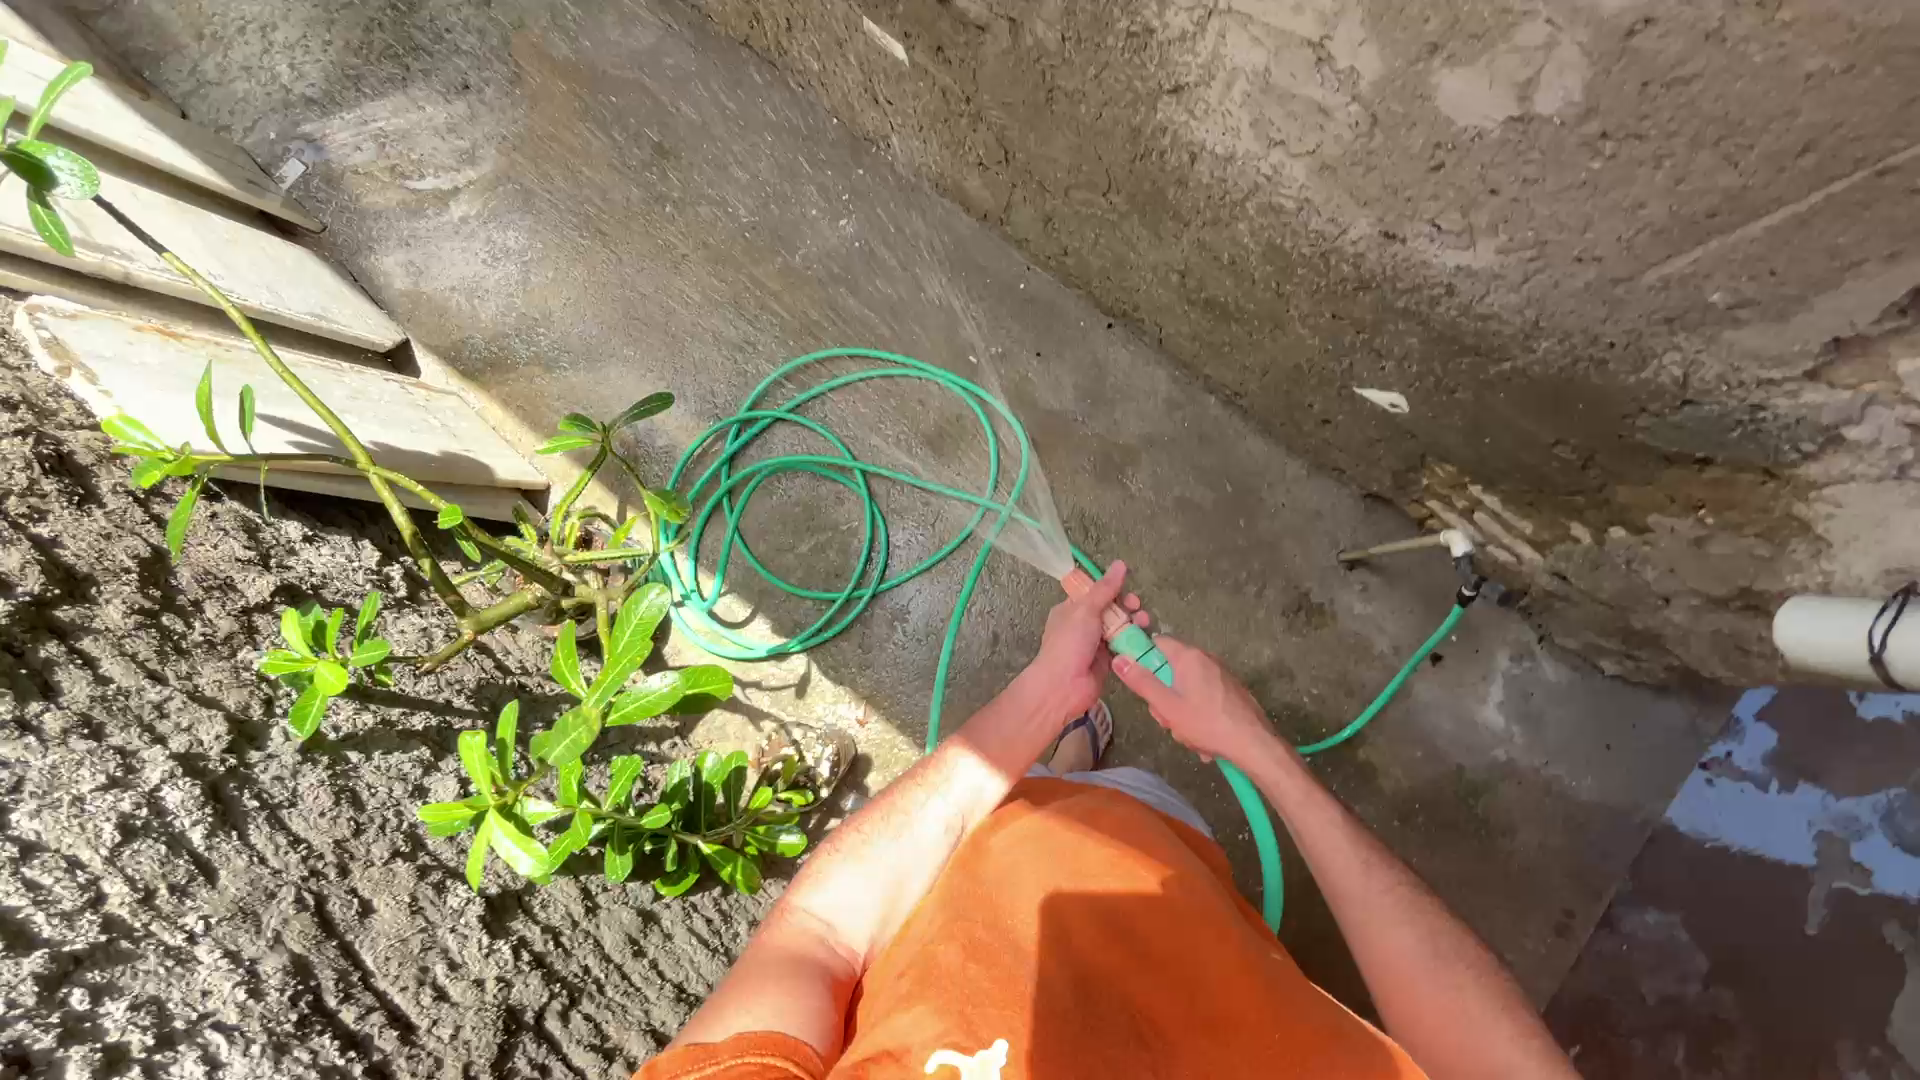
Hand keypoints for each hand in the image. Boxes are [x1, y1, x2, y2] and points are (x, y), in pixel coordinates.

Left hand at [1020, 561, 1145, 721]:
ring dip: (1133, 623)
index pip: (1094, 593)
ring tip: (1144, 622)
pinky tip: (1145, 639)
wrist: (1063, 686)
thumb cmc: (1069, 643)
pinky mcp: (1107, 661)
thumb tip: (1120, 564)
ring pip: (1119, 628)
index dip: (1111, 589)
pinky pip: (1123, 647)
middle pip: (1110, 610)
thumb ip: (1105, 589)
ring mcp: (1095, 644)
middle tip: (1137, 606)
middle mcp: (1083, 625)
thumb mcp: (1085, 610)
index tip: (1126, 588)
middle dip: (1126, 606)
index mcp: (1071, 610)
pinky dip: (1134, 642)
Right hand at [1113, 636, 1281, 764]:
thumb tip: (1118, 659)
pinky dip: (1199, 714)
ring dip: (1182, 710)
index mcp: (1189, 657)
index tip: (1140, 681)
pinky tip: (1204, 738)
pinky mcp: (1232, 691)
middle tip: (1168, 719)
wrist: (1254, 744)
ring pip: (1187, 688)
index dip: (1143, 659)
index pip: (1157, 643)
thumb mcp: (1166, 706)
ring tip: (1189, 735)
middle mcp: (1206, 659)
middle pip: (1172, 670)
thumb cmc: (1206, 723)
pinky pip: (1204, 697)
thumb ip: (1141, 682)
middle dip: (1165, 696)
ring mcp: (1222, 675)